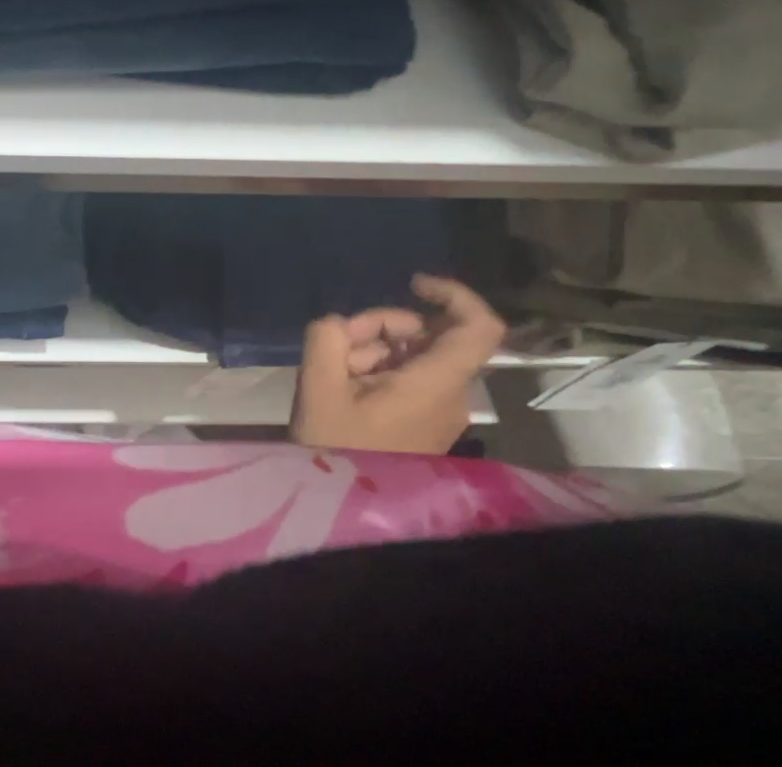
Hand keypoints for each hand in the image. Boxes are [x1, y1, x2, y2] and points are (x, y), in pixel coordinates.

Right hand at [291, 275, 505, 453]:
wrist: (344, 512)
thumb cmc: (336, 446)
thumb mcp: (317, 388)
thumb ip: (328, 339)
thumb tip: (341, 323)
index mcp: (436, 383)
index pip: (478, 326)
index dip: (454, 295)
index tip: (412, 284)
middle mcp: (452, 395)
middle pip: (430, 337)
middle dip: (381, 329)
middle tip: (336, 345)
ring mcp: (440, 412)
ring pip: (414, 358)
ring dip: (371, 353)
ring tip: (331, 375)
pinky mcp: (424, 423)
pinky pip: (407, 381)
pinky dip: (375, 372)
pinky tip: (342, 390)